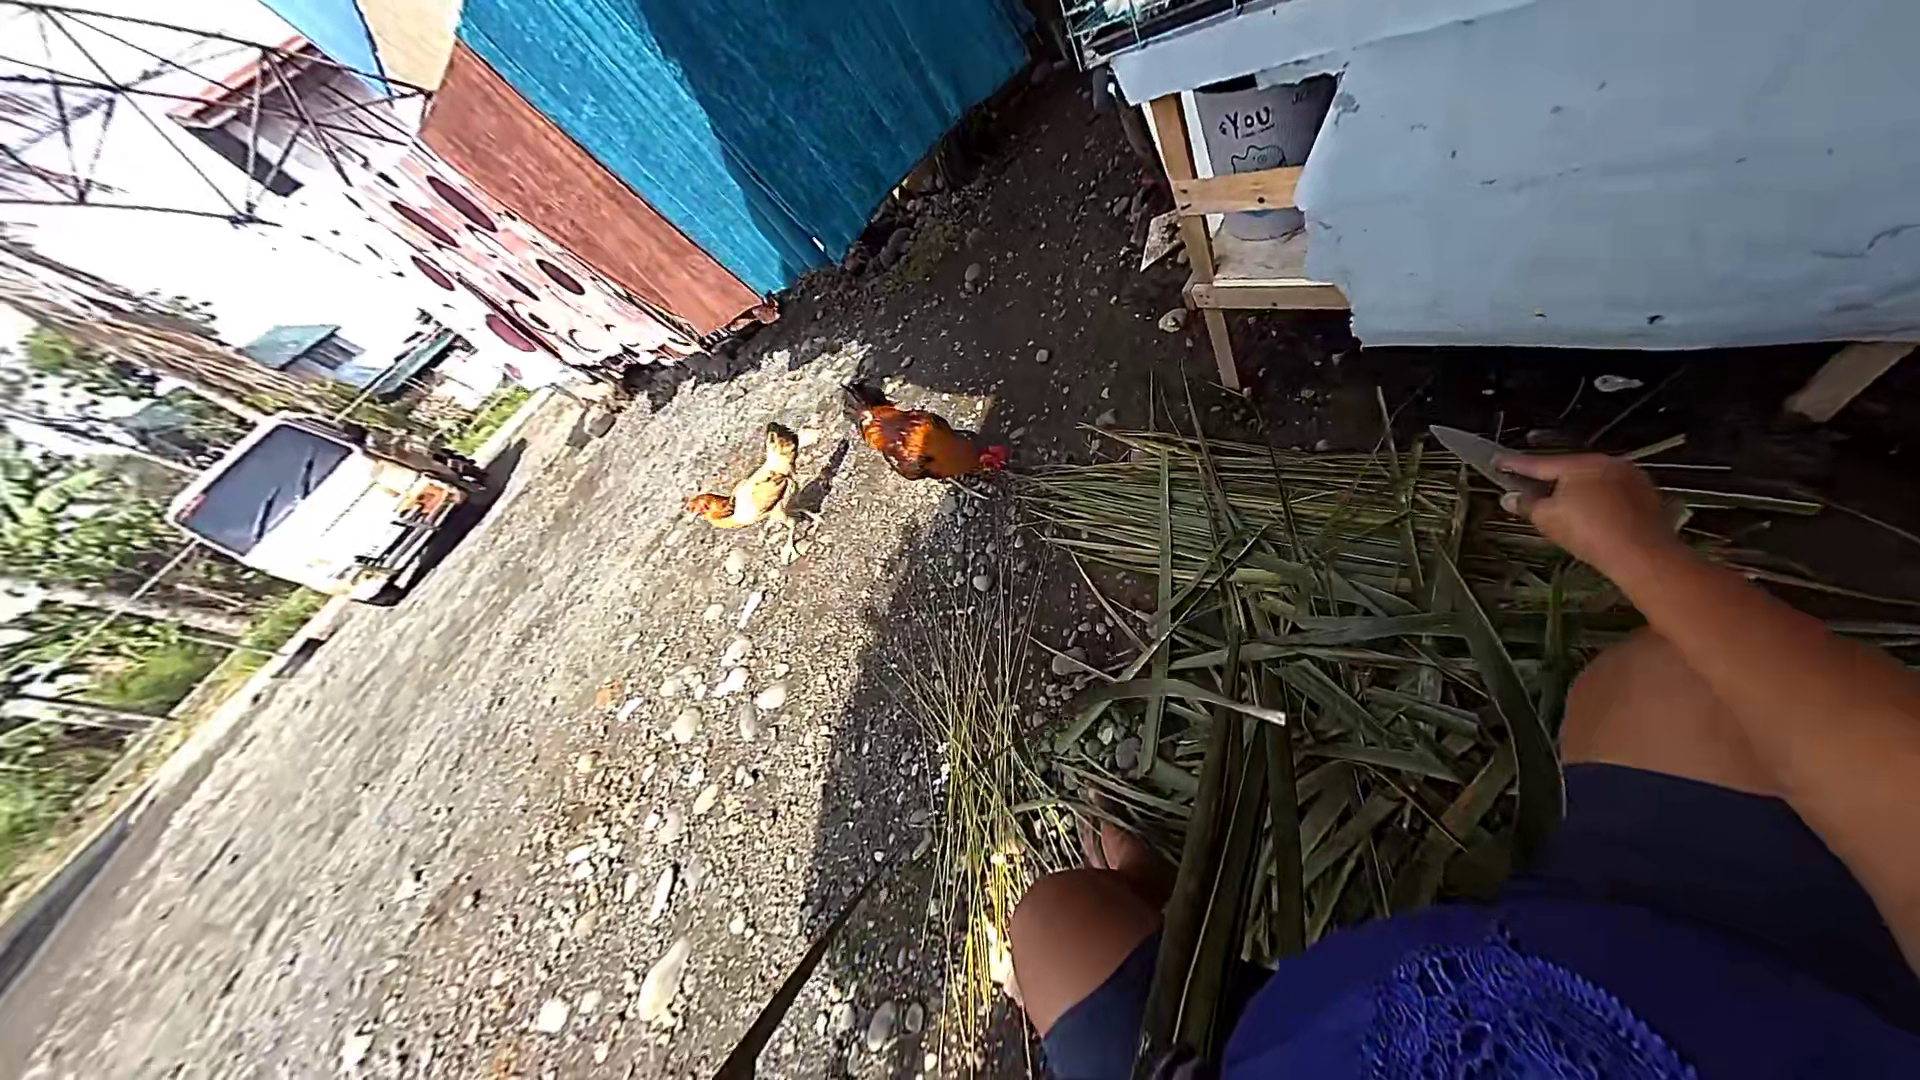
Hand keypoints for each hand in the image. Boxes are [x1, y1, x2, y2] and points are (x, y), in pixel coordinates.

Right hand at [1495, 453, 1680, 570]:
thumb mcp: (1544, 517)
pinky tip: (1584, 516)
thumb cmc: (1590, 531)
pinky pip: (1610, 493)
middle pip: (1568, 470)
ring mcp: (1634, 479)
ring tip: (1555, 507)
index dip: (1514, 465)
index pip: (1538, 463)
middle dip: (1546, 480)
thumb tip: (1512, 498)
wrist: (1641, 554)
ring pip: (1591, 481)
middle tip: (1525, 489)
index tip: (1499, 462)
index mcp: (1583, 464)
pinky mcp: (1647, 497)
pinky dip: (1593, 501)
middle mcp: (1612, 465)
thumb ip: (1524, 503)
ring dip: (1571, 491)